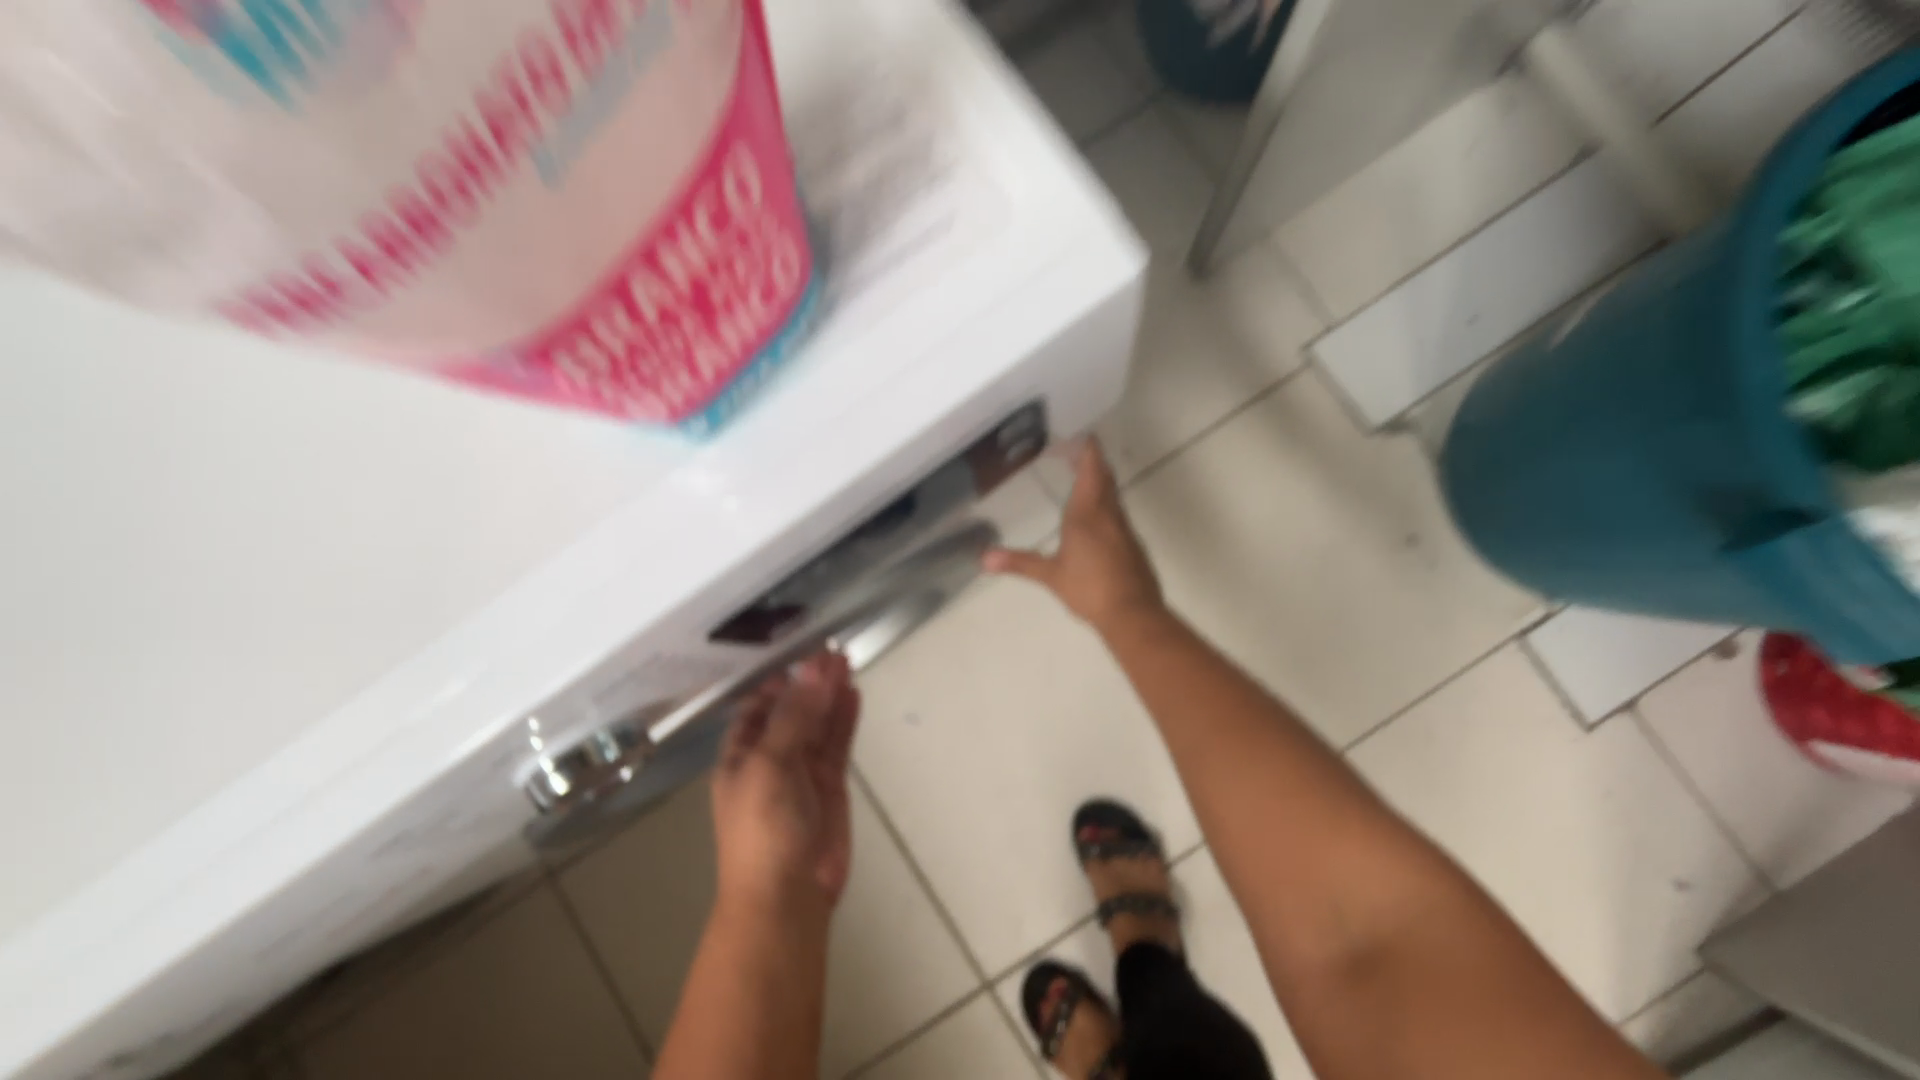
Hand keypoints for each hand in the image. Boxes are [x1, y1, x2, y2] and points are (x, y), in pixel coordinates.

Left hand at [711, 652, 861, 925]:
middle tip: (833, 649)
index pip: (758, 704)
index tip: (802, 648)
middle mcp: (770, 757)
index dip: (778, 678)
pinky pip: (836, 744)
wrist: (787, 895)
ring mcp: (801, 771)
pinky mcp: (829, 785)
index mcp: (740, 753)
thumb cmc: (763, 829)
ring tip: (847, 661)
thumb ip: (796, 715)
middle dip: (809, 681)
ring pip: (817, 723)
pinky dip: (845, 719)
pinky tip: (853, 695)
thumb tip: (815, 667)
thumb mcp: (771, 764)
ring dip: (829, 694)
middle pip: (792, 709)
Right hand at [984, 438, 1164, 632]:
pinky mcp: (1132, 545)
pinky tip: (1096, 519)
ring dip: (1099, 482)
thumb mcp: (1050, 576)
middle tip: (1076, 451)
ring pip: (1112, 496)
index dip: (1088, 450)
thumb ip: (1019, 563)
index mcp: (1087, 514)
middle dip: (1092, 462)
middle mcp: (1109, 515)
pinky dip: (1105, 505)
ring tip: (1083, 478)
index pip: (1091, 470)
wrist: (1133, 614)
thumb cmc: (1090, 589)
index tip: (1081, 435)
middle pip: (1104, 478)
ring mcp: (1124, 529)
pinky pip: (1117, 514)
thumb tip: (983, 558)